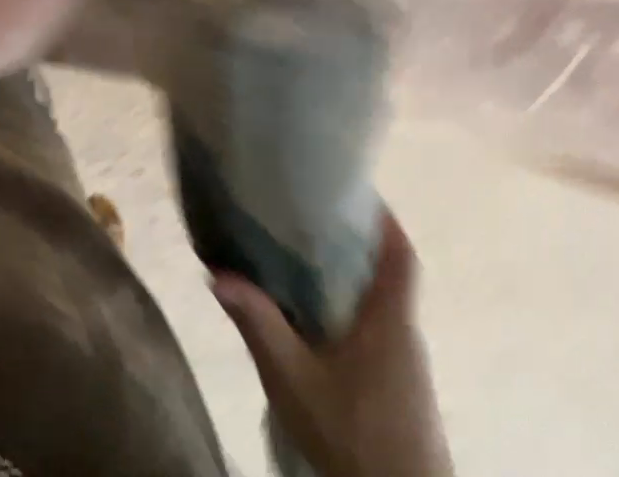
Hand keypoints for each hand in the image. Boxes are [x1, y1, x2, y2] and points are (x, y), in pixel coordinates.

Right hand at [212, 212, 452, 476]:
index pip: (399, 257)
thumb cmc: (350, 431)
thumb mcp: (291, 376)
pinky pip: (366, 325)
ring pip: (371, 301)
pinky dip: (337, 303)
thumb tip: (216, 271)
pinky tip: (299, 311)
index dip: (382, 219)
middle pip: (382, 273)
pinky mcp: (392, 382)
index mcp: (390, 323)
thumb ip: (256, 322)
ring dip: (338, 274)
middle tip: (295, 211)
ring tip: (287, 252)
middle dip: (345, 239)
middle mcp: (403, 334)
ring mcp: (401, 361)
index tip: (350, 187)